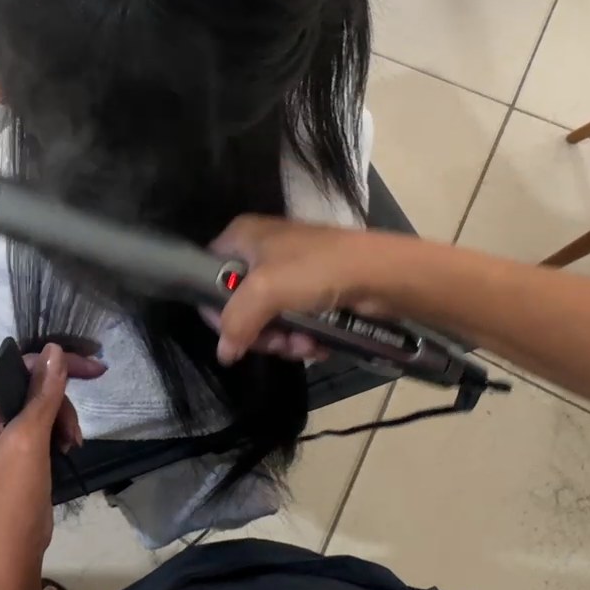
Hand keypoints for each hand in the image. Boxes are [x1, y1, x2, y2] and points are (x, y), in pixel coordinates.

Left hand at [0, 344, 85, 570]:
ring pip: (41, 404)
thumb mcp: (30, 440)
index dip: (58, 366)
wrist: (10, 554)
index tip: (97, 369)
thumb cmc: (12, 497)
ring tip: (70, 445)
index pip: (21, 366)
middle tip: (74, 433)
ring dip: (62, 421)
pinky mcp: (13, 447)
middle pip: (33, 384)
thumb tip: (55, 350)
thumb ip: (43, 393)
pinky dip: (57, 433)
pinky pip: (41, 424)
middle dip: (60, 404)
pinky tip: (66, 449)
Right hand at [209, 216, 413, 365]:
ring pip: (267, 317)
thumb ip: (236, 321)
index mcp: (242, 236)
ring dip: (284, 340)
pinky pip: (293, 321)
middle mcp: (260, 250)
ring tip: (305, 346)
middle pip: (238, 301)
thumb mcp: (265, 290)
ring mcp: (287, 271)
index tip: (232, 333)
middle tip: (278, 345)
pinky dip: (302, 337)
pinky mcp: (312, 291)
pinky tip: (318, 345)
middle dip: (259, 330)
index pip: (207, 272)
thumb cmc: (315, 269)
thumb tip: (223, 353)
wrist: (382, 273)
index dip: (215, 306)